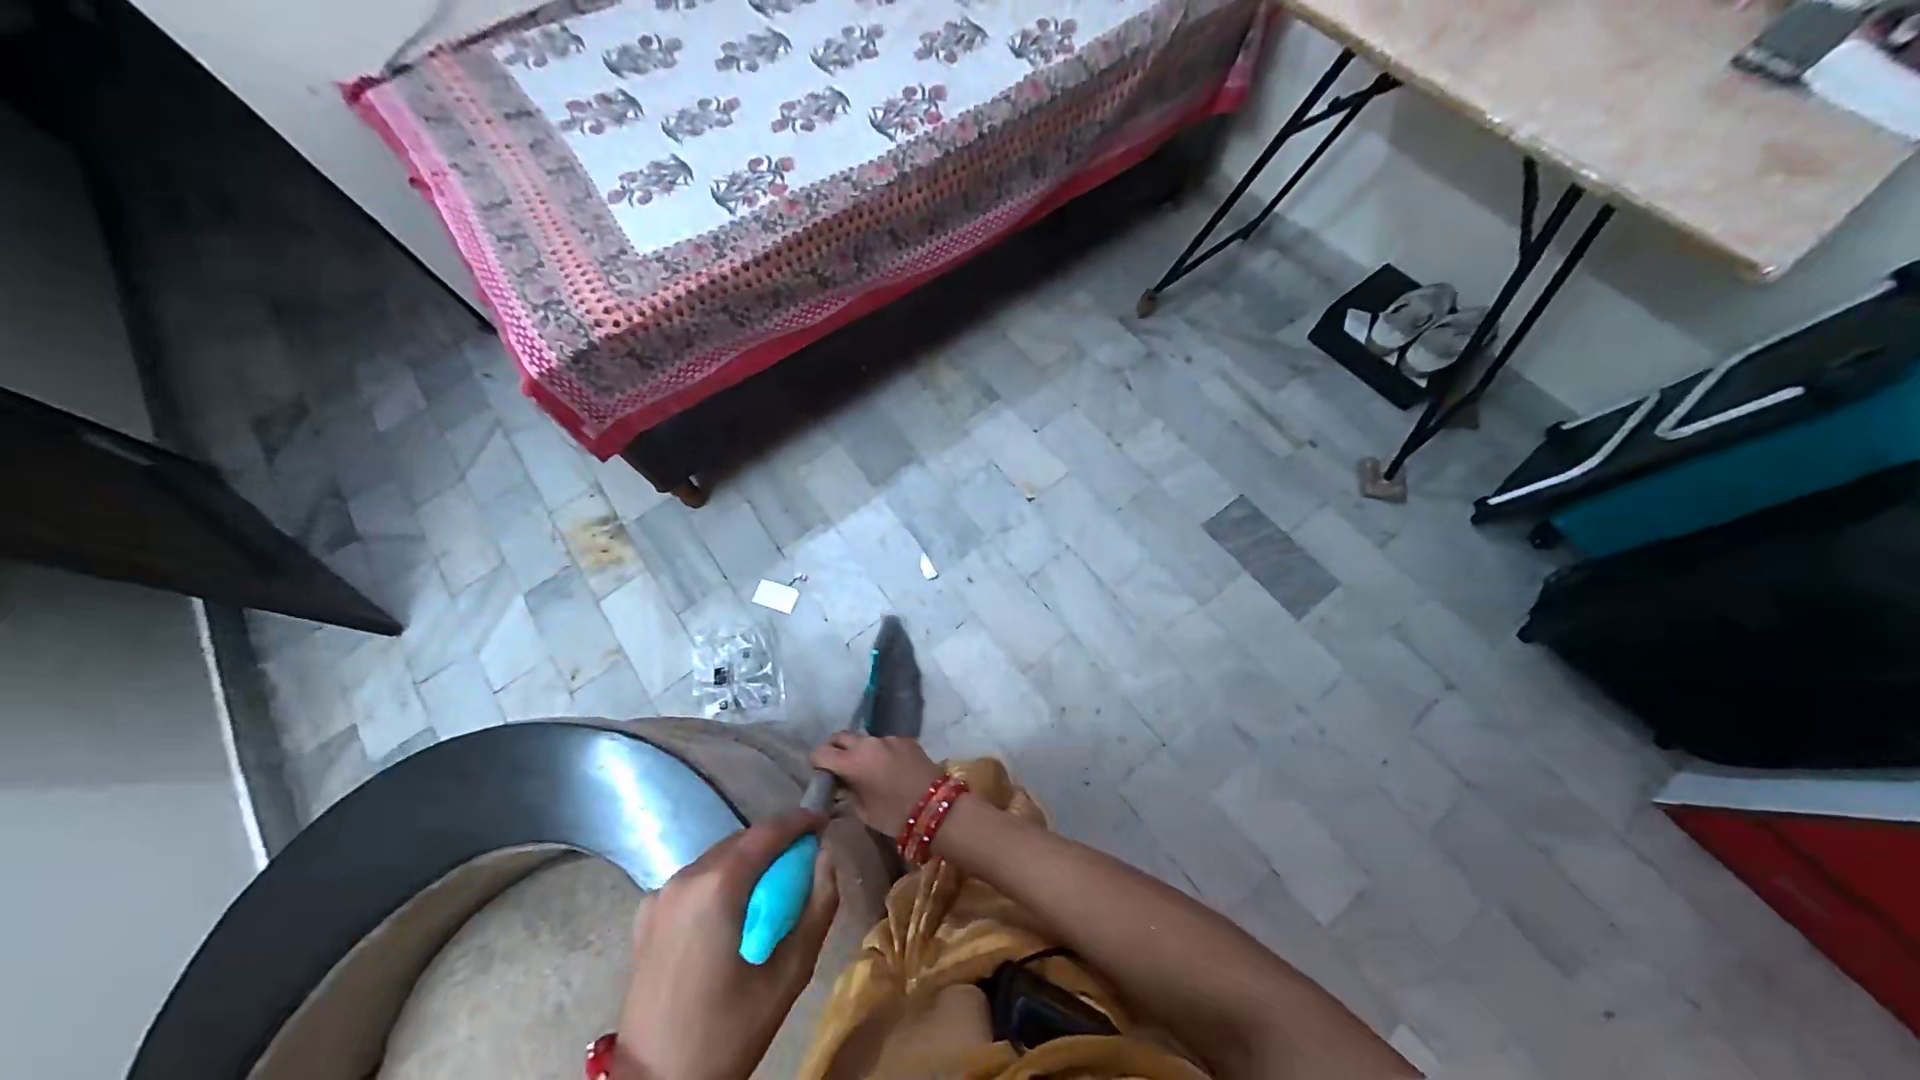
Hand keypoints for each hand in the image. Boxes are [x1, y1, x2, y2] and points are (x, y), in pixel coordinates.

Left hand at [614, 810, 838, 1079]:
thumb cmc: (729, 1029)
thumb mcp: (791, 972)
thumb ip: (817, 905)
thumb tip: (826, 856)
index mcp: (718, 886)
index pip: (768, 831)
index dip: (800, 821)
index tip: (825, 823)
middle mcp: (685, 877)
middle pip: (742, 840)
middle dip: (777, 843)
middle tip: (805, 864)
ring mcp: (659, 894)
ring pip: (718, 857)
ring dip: (749, 862)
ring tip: (772, 892)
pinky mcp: (645, 915)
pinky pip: (695, 880)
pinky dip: (722, 882)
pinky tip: (733, 915)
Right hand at [809, 733, 943, 837]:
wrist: (936, 807)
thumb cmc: (895, 815)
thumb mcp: (863, 811)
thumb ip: (847, 792)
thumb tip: (841, 784)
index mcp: (852, 762)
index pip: (821, 753)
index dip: (817, 763)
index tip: (821, 773)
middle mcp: (867, 744)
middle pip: (840, 737)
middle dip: (835, 749)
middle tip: (838, 765)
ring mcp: (888, 738)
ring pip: (865, 739)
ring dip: (860, 750)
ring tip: (868, 768)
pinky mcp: (906, 739)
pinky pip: (886, 742)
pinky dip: (882, 752)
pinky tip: (891, 768)